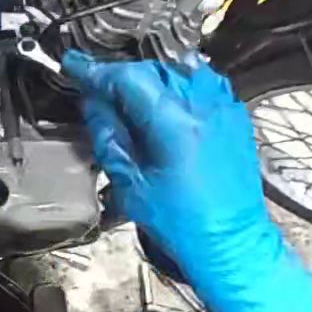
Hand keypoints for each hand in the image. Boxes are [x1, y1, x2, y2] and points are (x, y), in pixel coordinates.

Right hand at [63, 51, 311, 311]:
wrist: (230, 245)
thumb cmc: (185, 225)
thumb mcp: (132, 184)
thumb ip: (109, 136)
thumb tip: (96, 106)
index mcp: (175, 123)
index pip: (127, 77)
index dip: (96, 71)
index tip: (76, 67)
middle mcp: (204, 106)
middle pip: (153, 68)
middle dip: (123, 77)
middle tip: (101, 94)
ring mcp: (225, 109)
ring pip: (180, 71)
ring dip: (152, 79)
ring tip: (134, 101)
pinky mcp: (236, 118)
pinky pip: (202, 85)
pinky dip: (179, 89)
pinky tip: (166, 109)